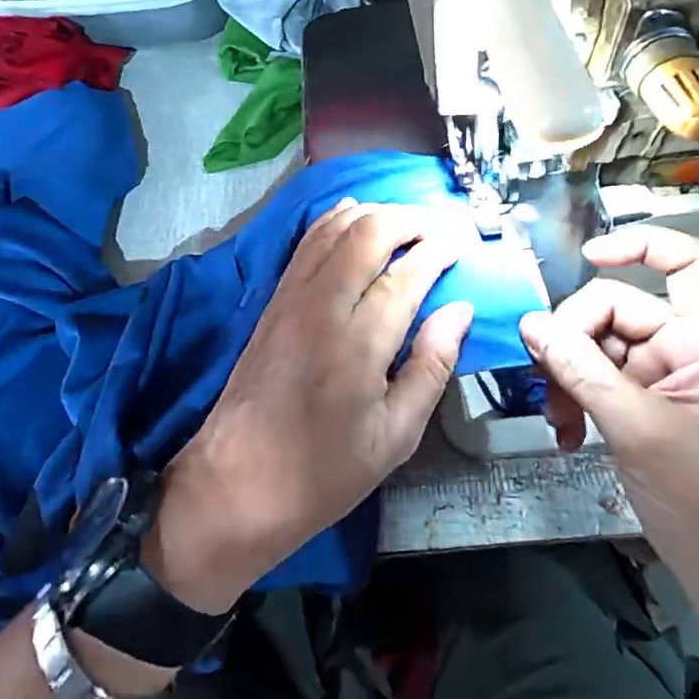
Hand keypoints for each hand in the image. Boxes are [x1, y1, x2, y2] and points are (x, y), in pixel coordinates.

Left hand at [142, 199, 474, 613]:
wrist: (235, 485)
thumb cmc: (325, 471)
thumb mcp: (396, 436)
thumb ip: (432, 365)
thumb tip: (460, 309)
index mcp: (358, 345)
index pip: (407, 274)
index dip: (439, 251)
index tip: (462, 245)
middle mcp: (323, 307)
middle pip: (369, 233)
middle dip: (411, 220)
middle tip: (440, 229)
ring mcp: (292, 298)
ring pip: (336, 228)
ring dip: (376, 213)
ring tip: (408, 221)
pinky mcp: (274, 300)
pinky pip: (308, 242)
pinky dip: (337, 220)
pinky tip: (356, 216)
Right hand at [518, 225, 698, 546]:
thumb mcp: (638, 430)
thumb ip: (580, 371)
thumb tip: (530, 324)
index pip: (686, 262)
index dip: (639, 245)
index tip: (586, 259)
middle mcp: (692, 350)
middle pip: (622, 308)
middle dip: (576, 339)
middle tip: (547, 379)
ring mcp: (671, 381)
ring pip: (604, 348)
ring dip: (570, 376)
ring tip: (557, 419)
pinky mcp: (653, 410)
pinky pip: (604, 382)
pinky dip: (580, 399)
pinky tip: (567, 432)